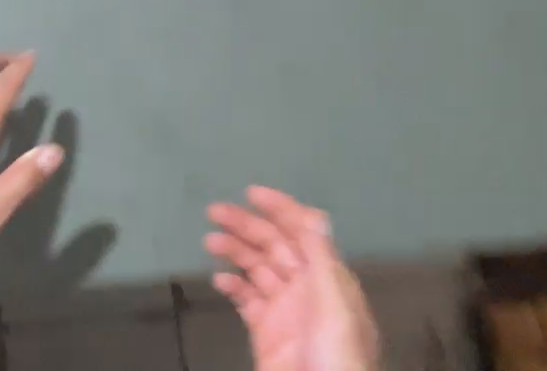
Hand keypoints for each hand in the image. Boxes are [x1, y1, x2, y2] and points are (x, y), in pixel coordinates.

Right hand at [206, 187, 379, 370]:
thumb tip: (315, 214)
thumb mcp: (335, 310)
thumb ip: (322, 260)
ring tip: (210, 241)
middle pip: (274, 245)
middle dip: (247, 225)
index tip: (251, 193)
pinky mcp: (265, 333)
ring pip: (256, 268)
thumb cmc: (336, 360)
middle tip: (214, 211)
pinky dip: (232, 285)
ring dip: (235, 250)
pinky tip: (218, 279)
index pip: (304, 232)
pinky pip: (246, 299)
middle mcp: (305, 288)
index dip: (281, 209)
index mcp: (327, 278)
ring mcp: (284, 311)